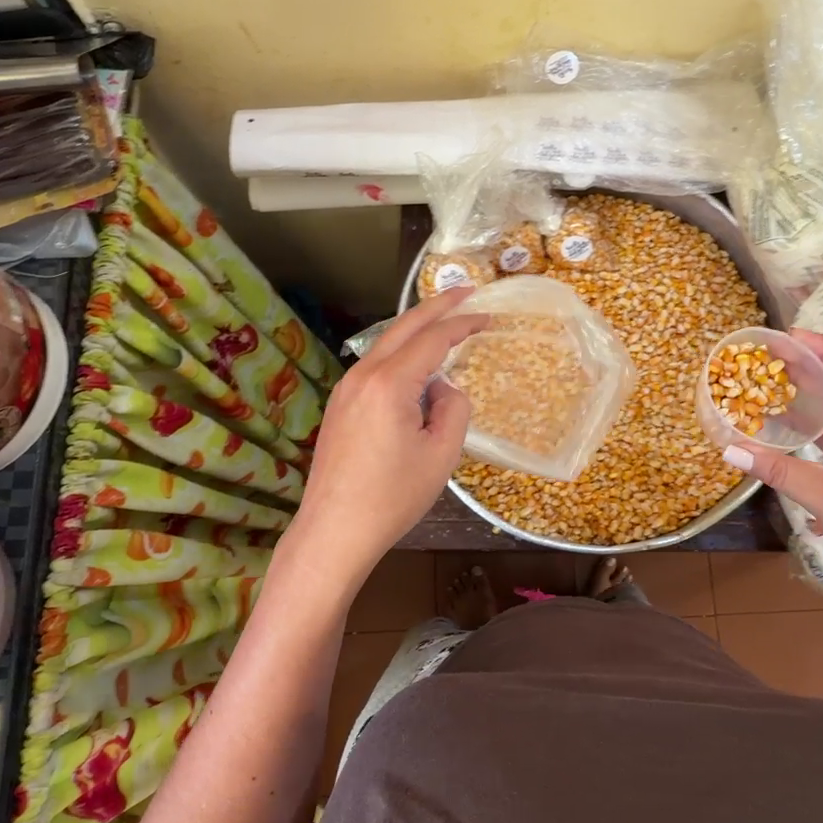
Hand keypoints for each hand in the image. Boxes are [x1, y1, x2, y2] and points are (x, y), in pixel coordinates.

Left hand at [294, 288, 488, 576]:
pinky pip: (375, 366)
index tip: (487, 315)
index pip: (433, 338)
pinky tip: (416, 367)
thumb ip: (453, 408)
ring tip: (444, 323)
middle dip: (437, 307)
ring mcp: (345, 389)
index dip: (462, 323)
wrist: (334, 531)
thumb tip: (442, 388)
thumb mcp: (440, 454)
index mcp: (389, 383)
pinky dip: (400, 354)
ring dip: (416, 330)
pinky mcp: (340, 406)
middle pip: (403, 327)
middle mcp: (362, 375)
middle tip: (466, 291)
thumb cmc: (392, 497)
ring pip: (386, 344)